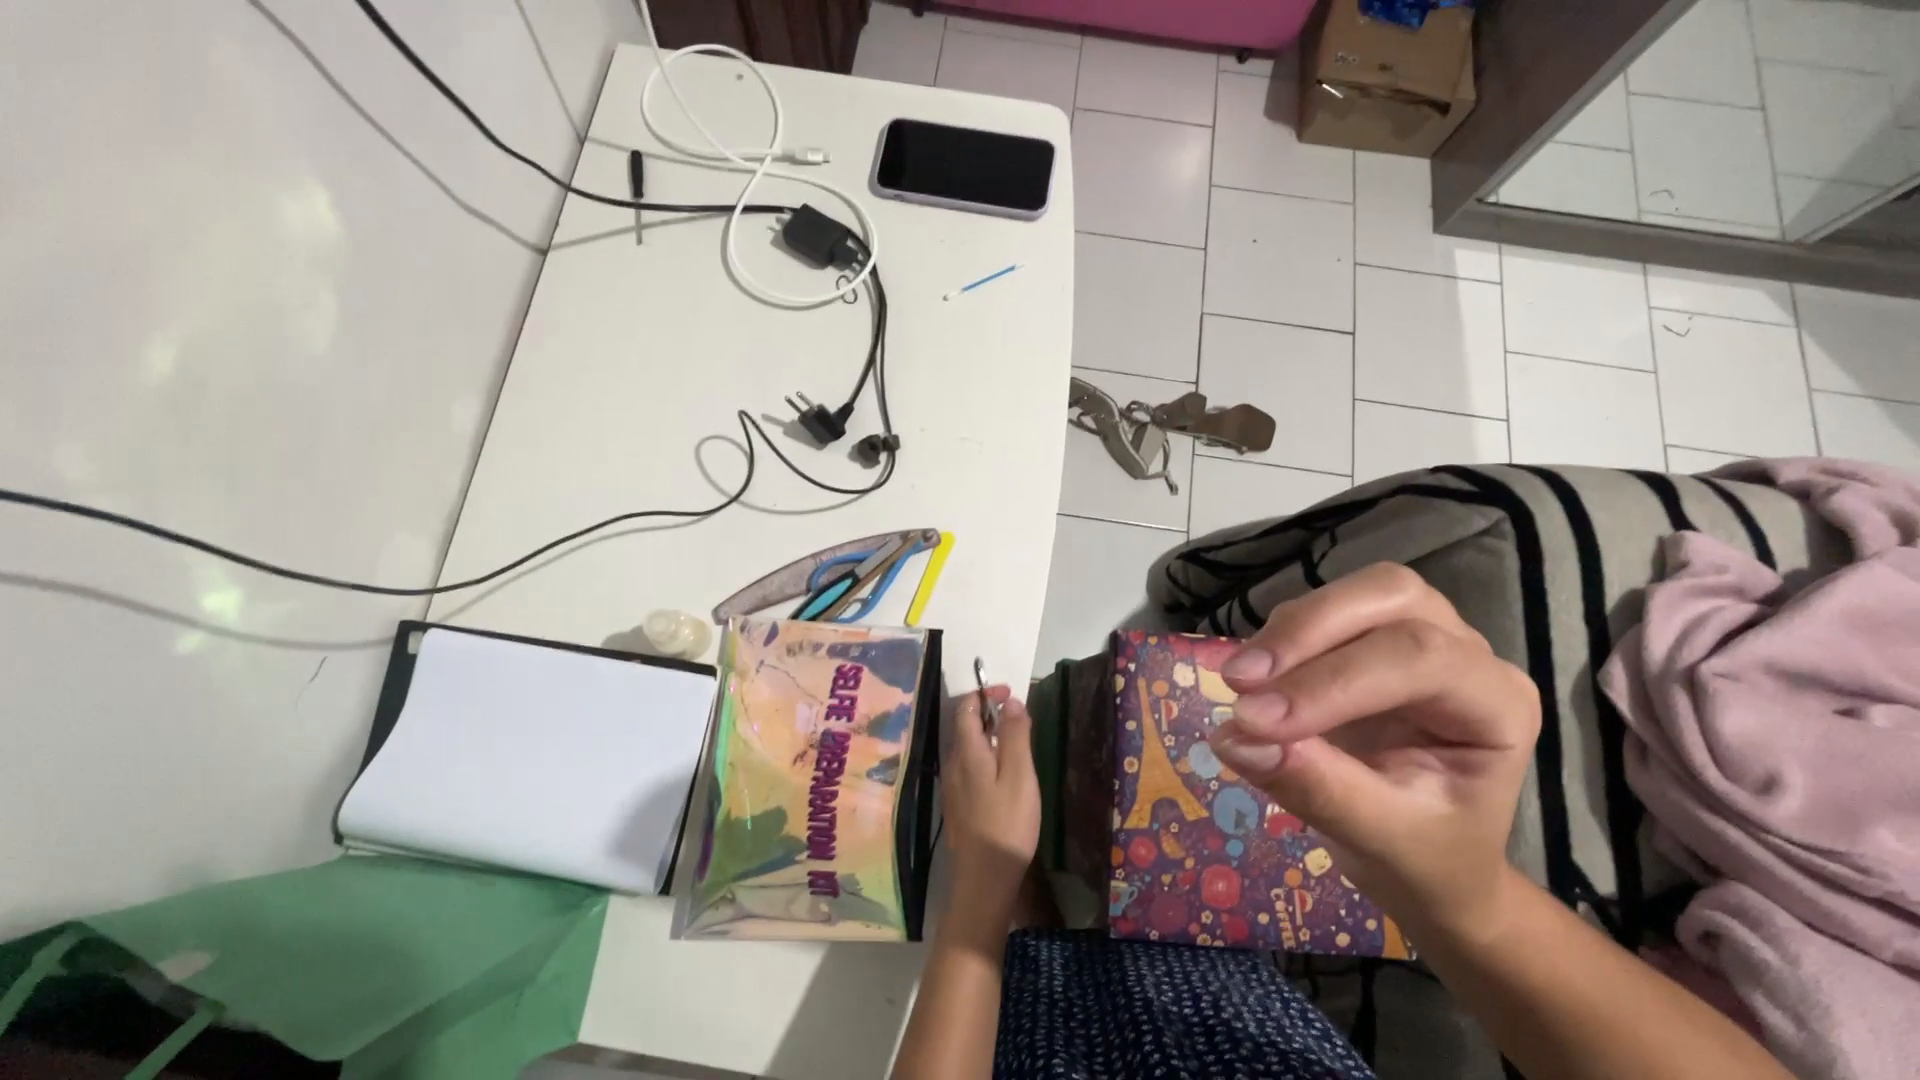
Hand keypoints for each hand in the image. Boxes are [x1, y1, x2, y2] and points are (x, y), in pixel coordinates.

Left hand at [941, 687, 1040, 918]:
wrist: (984, 877)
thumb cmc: (1007, 823)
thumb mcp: (1019, 775)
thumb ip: (1015, 735)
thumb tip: (1011, 700)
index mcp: (966, 751)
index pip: (966, 708)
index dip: (985, 693)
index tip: (1010, 691)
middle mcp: (953, 763)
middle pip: (964, 726)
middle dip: (987, 711)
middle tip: (1018, 713)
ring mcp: (953, 785)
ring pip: (966, 747)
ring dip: (987, 734)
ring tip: (1015, 738)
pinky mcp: (958, 803)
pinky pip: (968, 766)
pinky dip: (985, 755)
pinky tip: (1003, 771)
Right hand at [1205, 563, 1540, 939]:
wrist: (1427, 867)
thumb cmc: (1424, 857)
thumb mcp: (1379, 838)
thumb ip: (1318, 787)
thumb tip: (1235, 740)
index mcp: (1496, 705)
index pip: (1418, 660)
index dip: (1331, 682)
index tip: (1252, 720)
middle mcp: (1466, 655)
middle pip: (1391, 596)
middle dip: (1310, 629)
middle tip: (1240, 679)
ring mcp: (1417, 638)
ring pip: (1353, 596)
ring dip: (1288, 632)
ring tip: (1237, 683)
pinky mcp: (1364, 643)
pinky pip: (1318, 616)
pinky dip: (1278, 641)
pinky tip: (1250, 682)